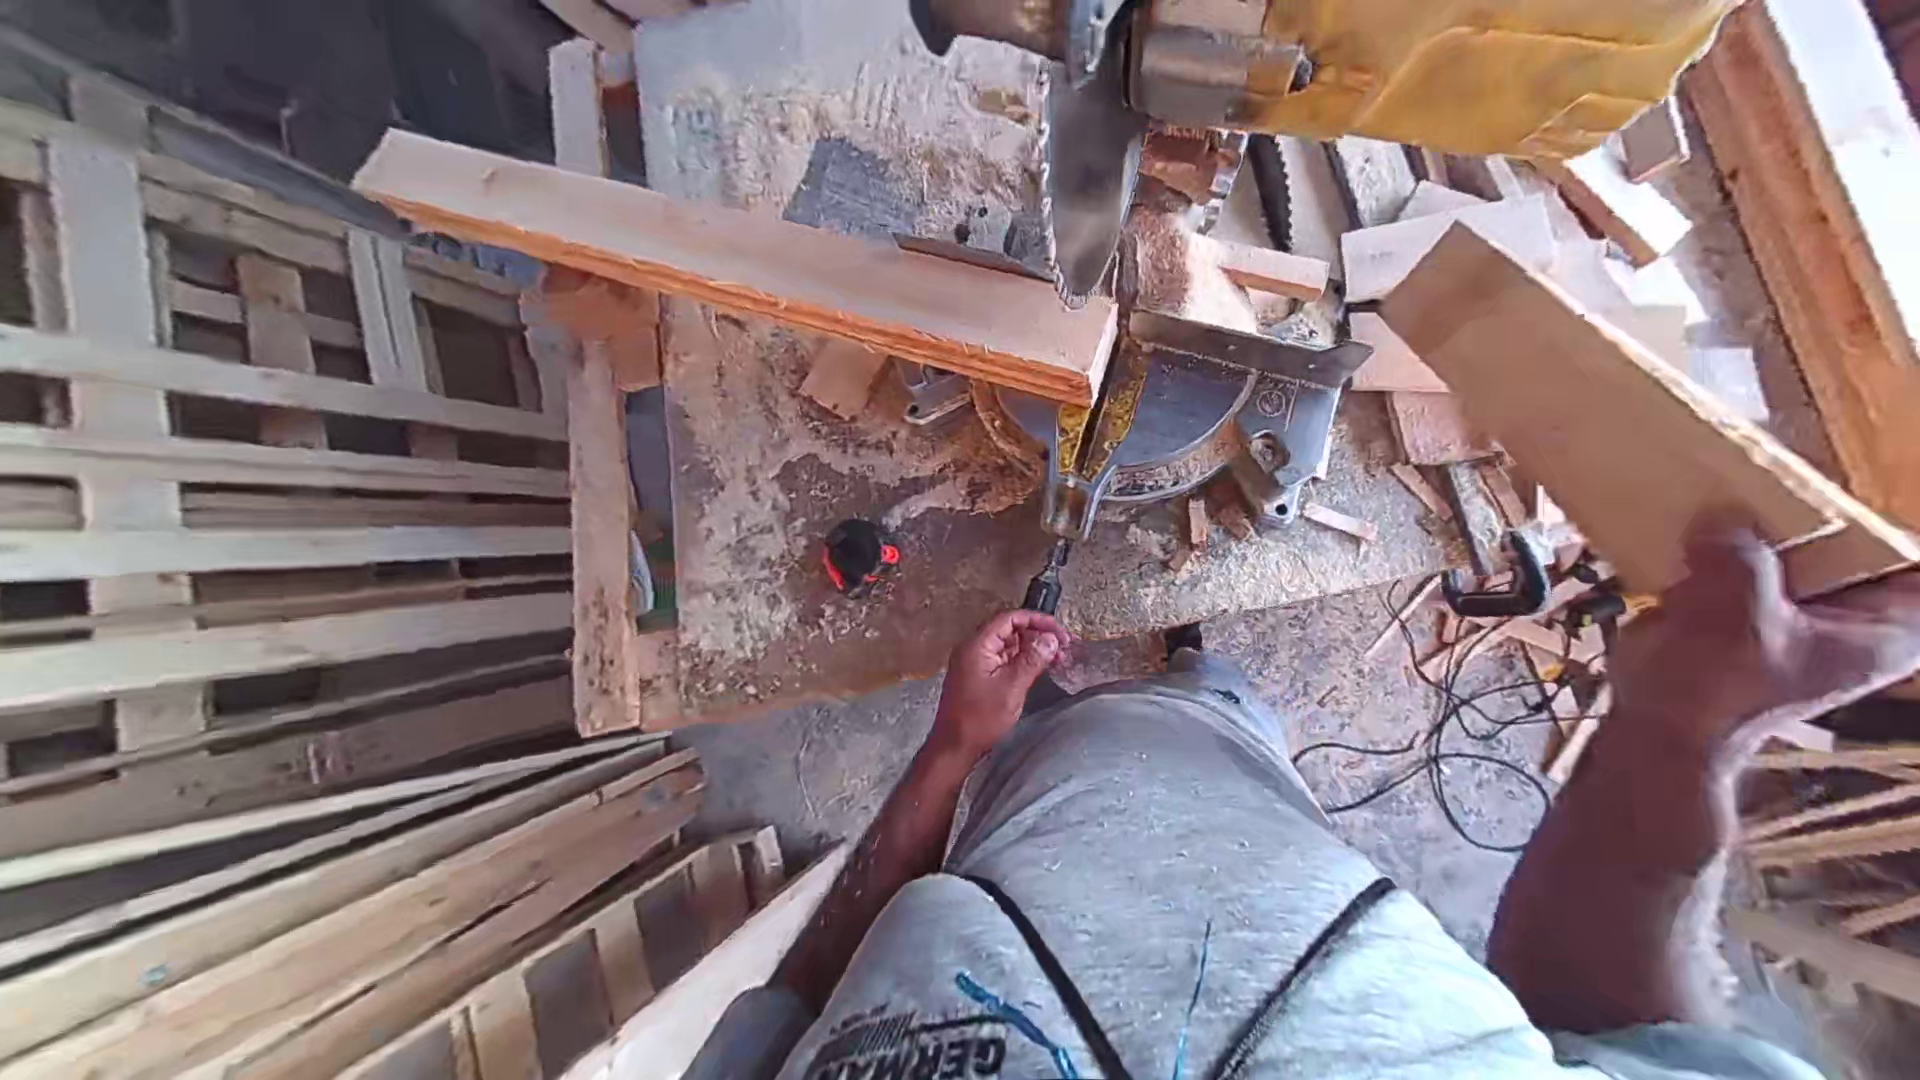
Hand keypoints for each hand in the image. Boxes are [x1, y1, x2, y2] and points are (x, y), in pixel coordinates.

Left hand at [928, 610, 1071, 758]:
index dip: (1036, 620)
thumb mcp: (1011, 687)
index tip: (1058, 629)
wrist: (954, 747)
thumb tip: (1051, 639)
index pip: (1009, 619)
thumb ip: (1032, 660)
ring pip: (1008, 646)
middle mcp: (973, 649)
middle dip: (1037, 634)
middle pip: (1009, 630)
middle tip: (1062, 645)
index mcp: (977, 645)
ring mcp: (975, 664)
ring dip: (1031, 648)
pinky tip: (1038, 668)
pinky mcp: (979, 677)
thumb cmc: (978, 719)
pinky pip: (1003, 660)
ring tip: (1056, 657)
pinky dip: (1022, 661)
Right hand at [1607, 516, 1919, 762]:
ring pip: (1780, 557)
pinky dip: (1708, 554)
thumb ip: (1737, 561)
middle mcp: (1847, 615)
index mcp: (1890, 625)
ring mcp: (1786, 615)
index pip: (1911, 558)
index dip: (1877, 524)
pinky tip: (1679, 538)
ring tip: (1708, 506)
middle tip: (1753, 491)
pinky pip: (1730, 571)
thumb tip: (1721, 515)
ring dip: (1744, 535)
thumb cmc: (1718, 683)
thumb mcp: (1736, 617)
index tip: (1822, 495)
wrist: (1659, 724)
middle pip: (1843, 548)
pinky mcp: (1734, 616)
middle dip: (1796, 521)